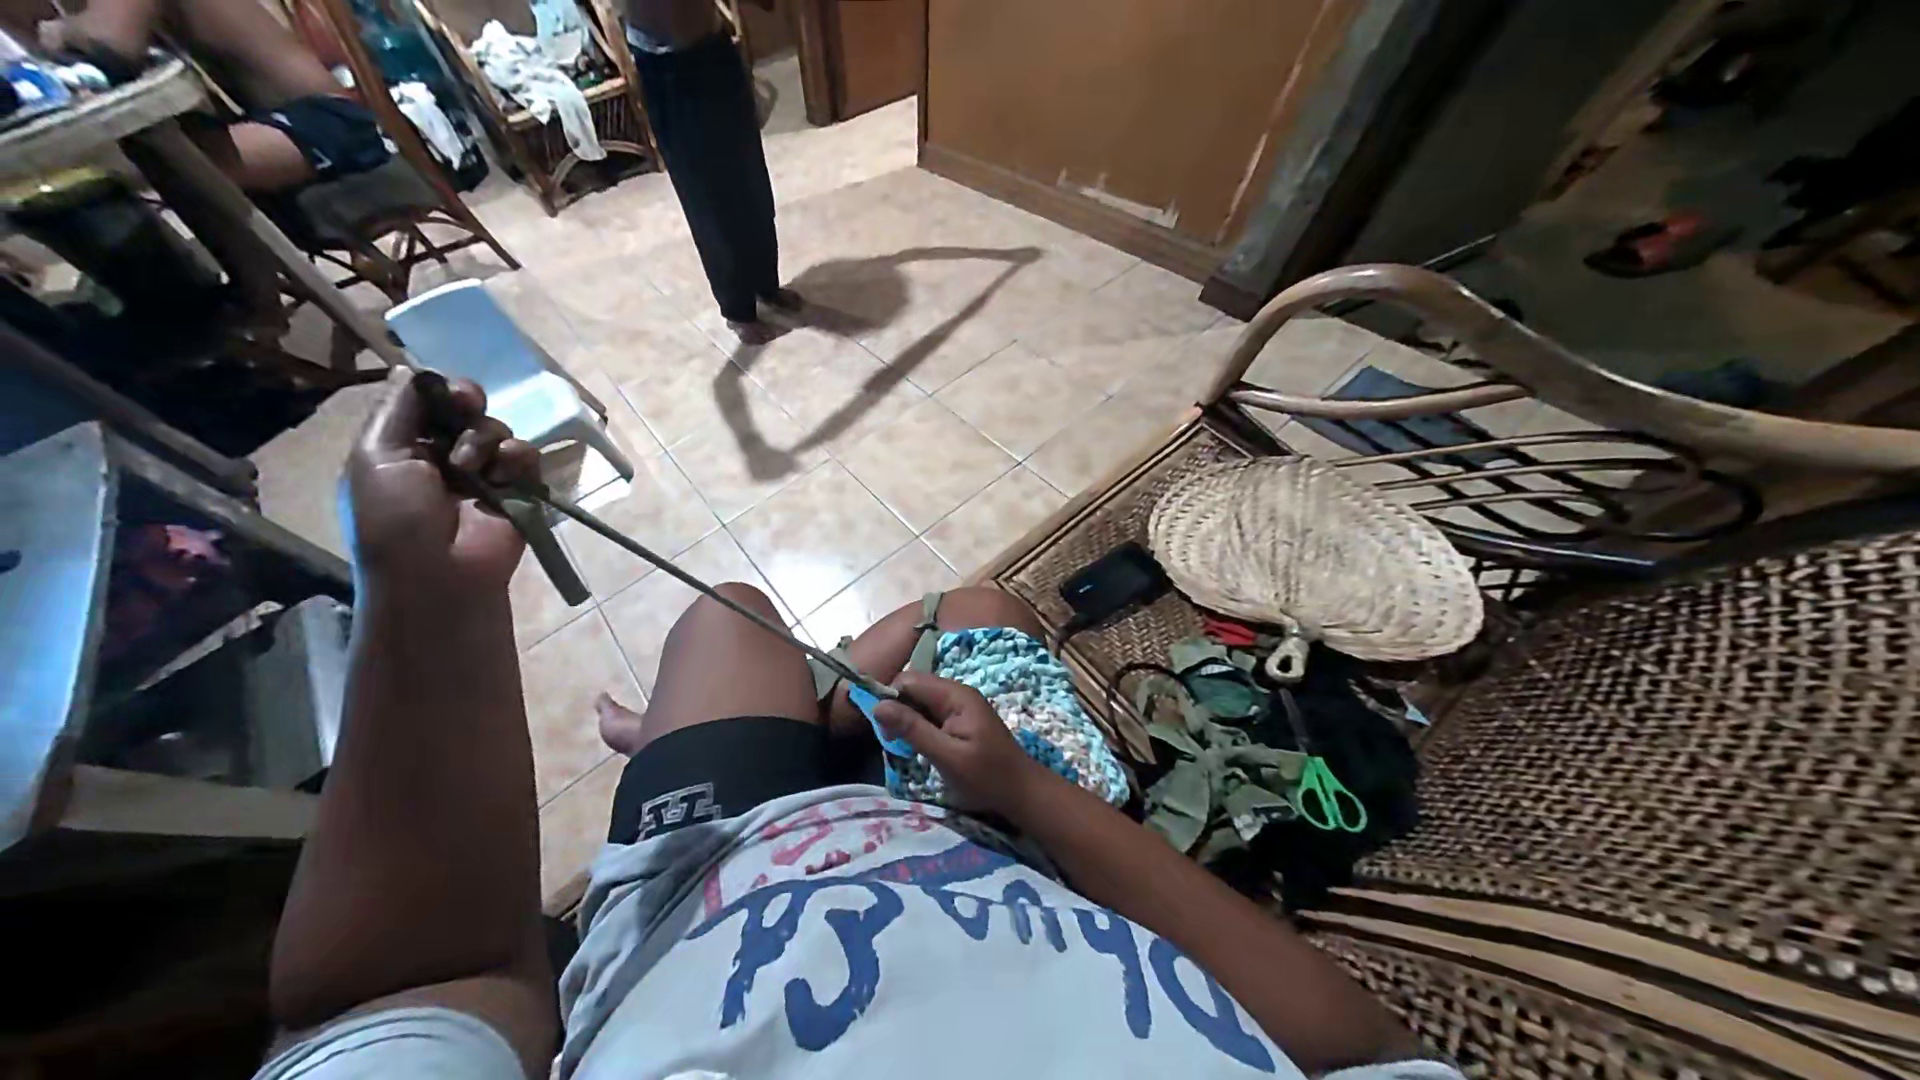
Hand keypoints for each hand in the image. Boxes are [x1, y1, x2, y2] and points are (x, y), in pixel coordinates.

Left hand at [344, 369, 539, 593]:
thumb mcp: (377, 456)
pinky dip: (519, 458)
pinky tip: (505, 474)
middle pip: (469, 410)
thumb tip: (411, 368)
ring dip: (486, 441)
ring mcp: (487, 474)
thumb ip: (397, 409)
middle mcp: (446, 456)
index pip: (431, 402)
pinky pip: (528, 457)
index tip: (453, 392)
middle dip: (469, 408)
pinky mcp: (521, 491)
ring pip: (499, 431)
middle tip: (468, 409)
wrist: (439, 572)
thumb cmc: (395, 516)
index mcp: (405, 446)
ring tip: (474, 470)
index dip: (444, 391)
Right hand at [871, 673, 1052, 815]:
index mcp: (956, 695)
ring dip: (908, 719)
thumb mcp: (946, 756)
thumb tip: (878, 706)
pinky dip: (920, 726)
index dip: (890, 697)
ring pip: (921, 701)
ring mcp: (960, 705)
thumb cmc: (986, 777)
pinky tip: (920, 745)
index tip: (883, 727)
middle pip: (915, 688)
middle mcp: (957, 693)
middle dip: (898, 709)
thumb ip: (913, 729)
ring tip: (905, 745)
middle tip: (893, 741)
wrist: (1022, 792)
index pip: (910, 680)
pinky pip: (931, 713)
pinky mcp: (960, 718)